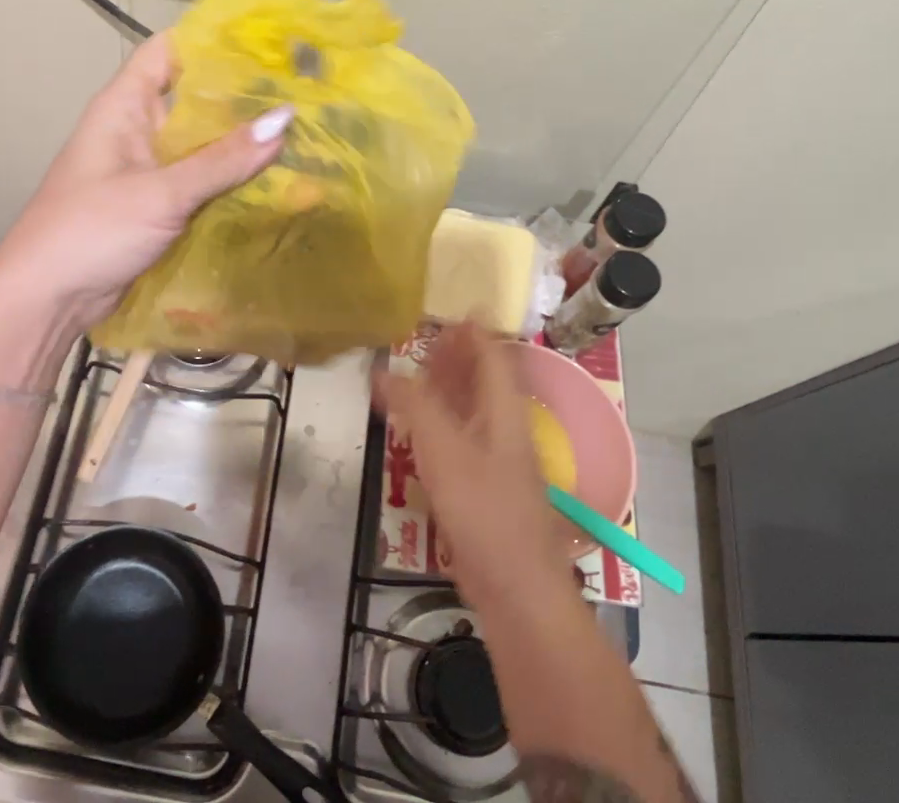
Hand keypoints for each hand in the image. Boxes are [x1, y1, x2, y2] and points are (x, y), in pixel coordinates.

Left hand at [0, 32, 291, 334]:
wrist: (46, 299)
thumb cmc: (91, 232)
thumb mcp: (161, 194)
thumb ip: (223, 160)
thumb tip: (285, 118)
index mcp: (123, 107)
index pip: (168, 52)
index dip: (212, 41)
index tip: (267, 42)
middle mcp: (135, 131)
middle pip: (193, 100)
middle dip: (241, 97)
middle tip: (303, 90)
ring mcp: (146, 172)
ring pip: (200, 146)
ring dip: (240, 144)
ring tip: (302, 131)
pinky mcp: (155, 208)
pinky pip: (198, 184)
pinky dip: (229, 181)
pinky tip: (274, 180)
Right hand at [379, 323, 577, 607]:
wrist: (514, 586)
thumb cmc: (484, 512)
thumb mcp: (445, 453)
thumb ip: (416, 409)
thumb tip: (383, 372)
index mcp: (504, 416)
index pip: (493, 361)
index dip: (476, 335)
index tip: (457, 311)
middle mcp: (503, 433)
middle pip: (483, 385)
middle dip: (458, 359)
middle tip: (428, 338)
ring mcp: (494, 464)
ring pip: (470, 414)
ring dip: (447, 391)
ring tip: (418, 373)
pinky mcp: (480, 492)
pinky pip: (458, 444)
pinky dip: (438, 426)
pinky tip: (418, 431)